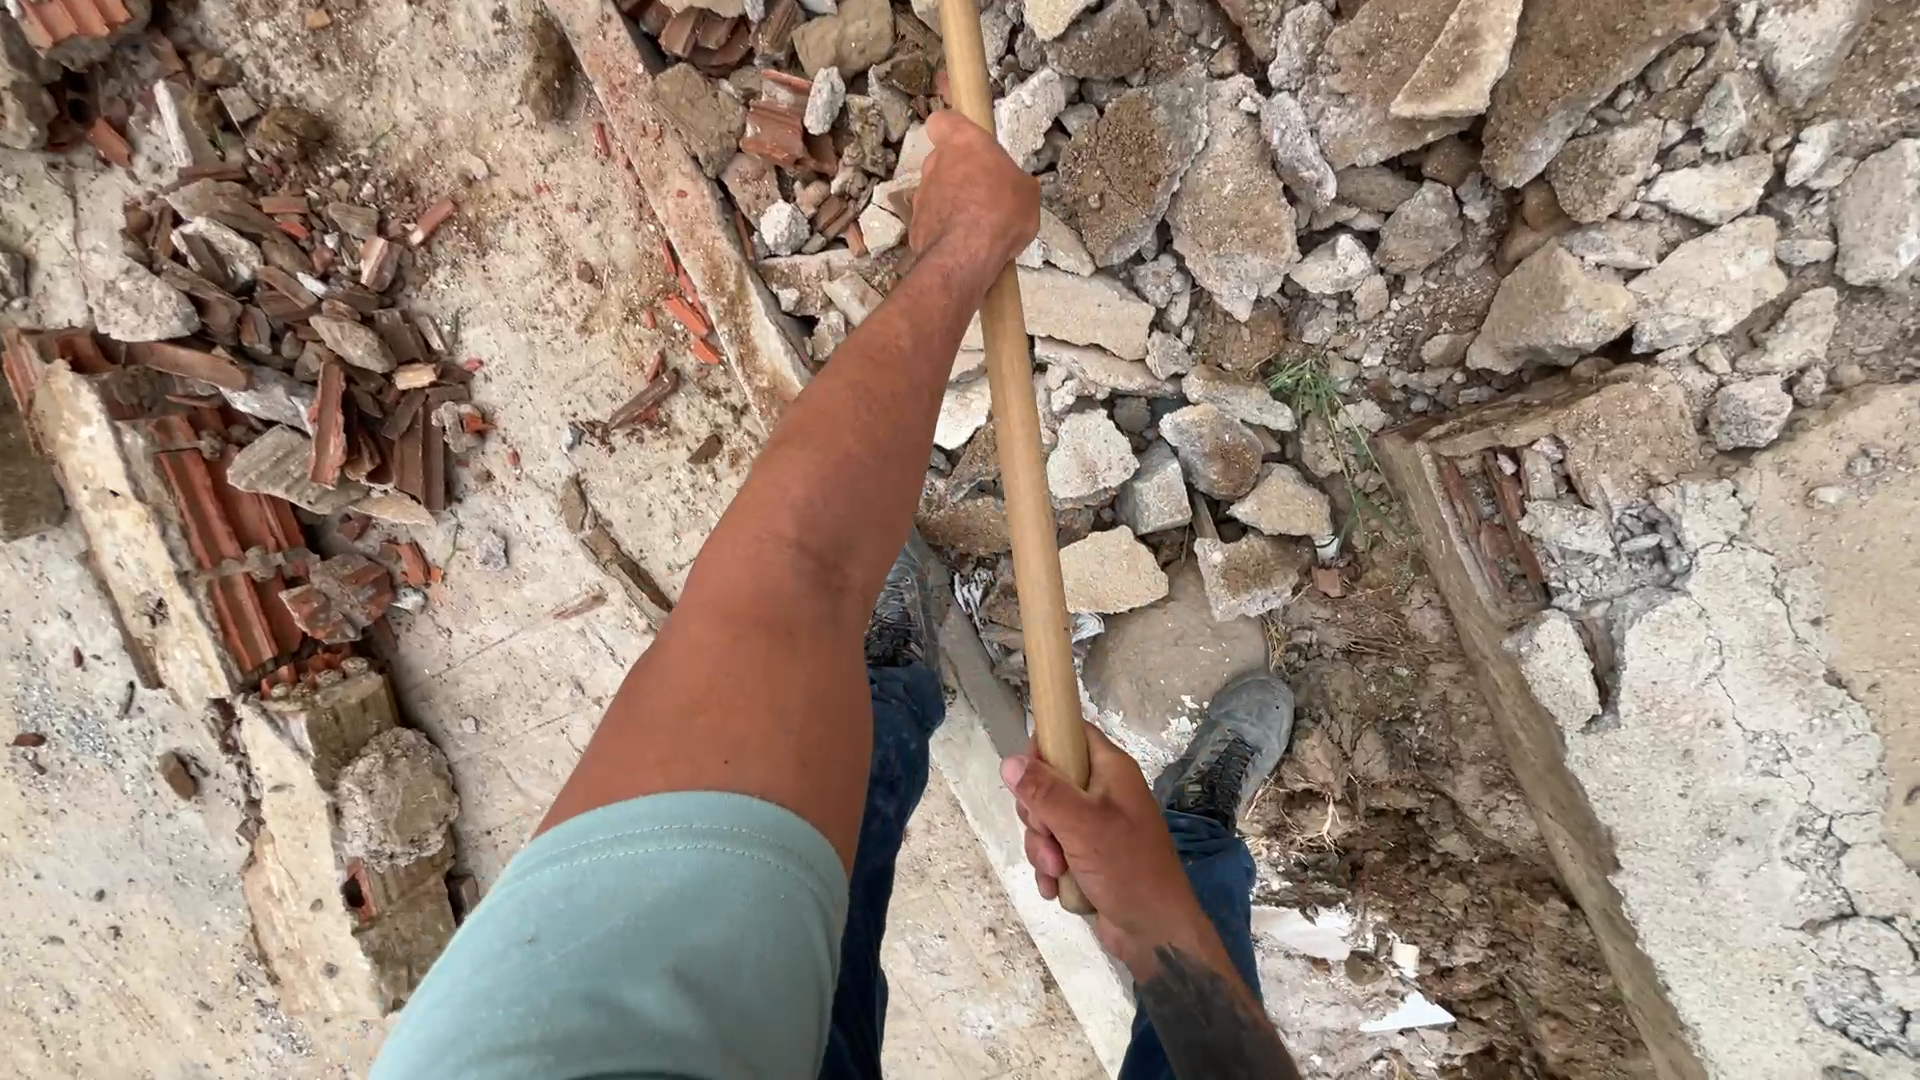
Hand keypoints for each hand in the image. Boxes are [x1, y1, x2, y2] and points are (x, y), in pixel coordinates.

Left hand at [909, 110, 1039, 278]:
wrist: (967, 254)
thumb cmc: (1001, 210)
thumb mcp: (1027, 193)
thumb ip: (1014, 183)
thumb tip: (1013, 190)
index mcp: (963, 142)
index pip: (943, 121)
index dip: (951, 131)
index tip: (964, 144)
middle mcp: (935, 164)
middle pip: (942, 163)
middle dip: (958, 178)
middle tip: (981, 197)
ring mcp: (922, 196)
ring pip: (936, 196)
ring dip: (951, 207)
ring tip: (974, 230)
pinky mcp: (915, 227)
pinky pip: (932, 224)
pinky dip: (944, 233)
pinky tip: (962, 248)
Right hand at [1001, 724, 1218, 972]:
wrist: (1157, 936)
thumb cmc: (1129, 868)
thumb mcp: (1082, 825)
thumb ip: (1044, 792)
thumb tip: (1009, 762)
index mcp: (1110, 769)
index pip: (1070, 733)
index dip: (1044, 747)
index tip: (1028, 776)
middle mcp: (1101, 791)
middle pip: (1048, 780)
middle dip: (1037, 814)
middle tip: (1047, 834)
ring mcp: (1094, 825)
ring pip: (1046, 820)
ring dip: (1042, 847)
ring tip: (1055, 870)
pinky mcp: (1087, 855)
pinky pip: (1053, 849)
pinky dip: (1049, 868)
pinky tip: (1054, 886)